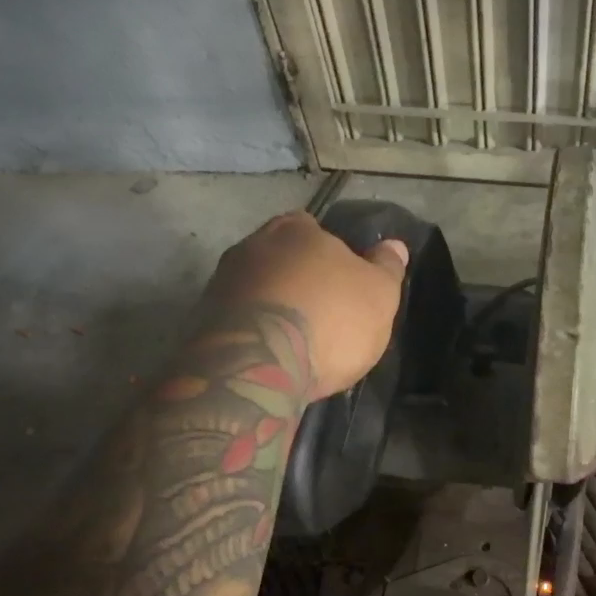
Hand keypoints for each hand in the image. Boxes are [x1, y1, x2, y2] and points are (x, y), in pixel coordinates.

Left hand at [203, 210, 408, 399]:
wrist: (256, 368)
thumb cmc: (330, 322)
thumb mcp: (378, 296)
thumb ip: (386, 268)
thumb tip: (394, 245)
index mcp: (295, 230)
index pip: (311, 227)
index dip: (328, 252)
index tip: (341, 281)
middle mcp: (250, 246)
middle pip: (278, 256)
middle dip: (295, 279)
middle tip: (318, 311)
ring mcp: (220, 283)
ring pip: (254, 288)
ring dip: (270, 306)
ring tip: (292, 339)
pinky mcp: (200, 322)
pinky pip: (235, 320)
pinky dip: (252, 332)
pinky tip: (268, 355)